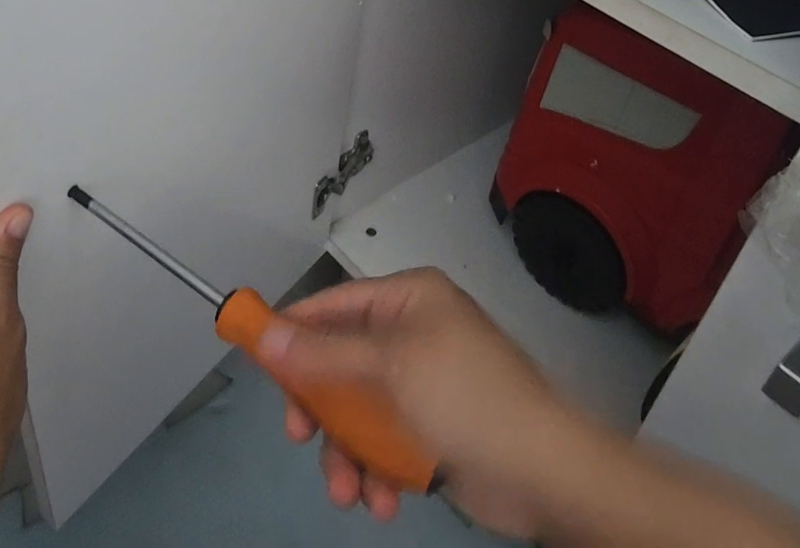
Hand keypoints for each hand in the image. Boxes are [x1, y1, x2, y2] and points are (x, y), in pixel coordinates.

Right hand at [258, 267, 573, 536]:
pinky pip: (382, 441)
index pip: (334, 303)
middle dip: (321, 408)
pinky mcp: (429, 428)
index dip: (292, 328)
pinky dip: (375, 470)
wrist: (544, 471)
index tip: (255, 355)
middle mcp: (411, 332)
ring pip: (357, 411)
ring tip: (349, 490)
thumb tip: (265, 333)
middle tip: (299, 436)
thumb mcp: (390, 366)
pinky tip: (382, 500)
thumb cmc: (467, 397)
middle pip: (339, 362)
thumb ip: (324, 352)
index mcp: (408, 299)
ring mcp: (421, 383)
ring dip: (346, 453)